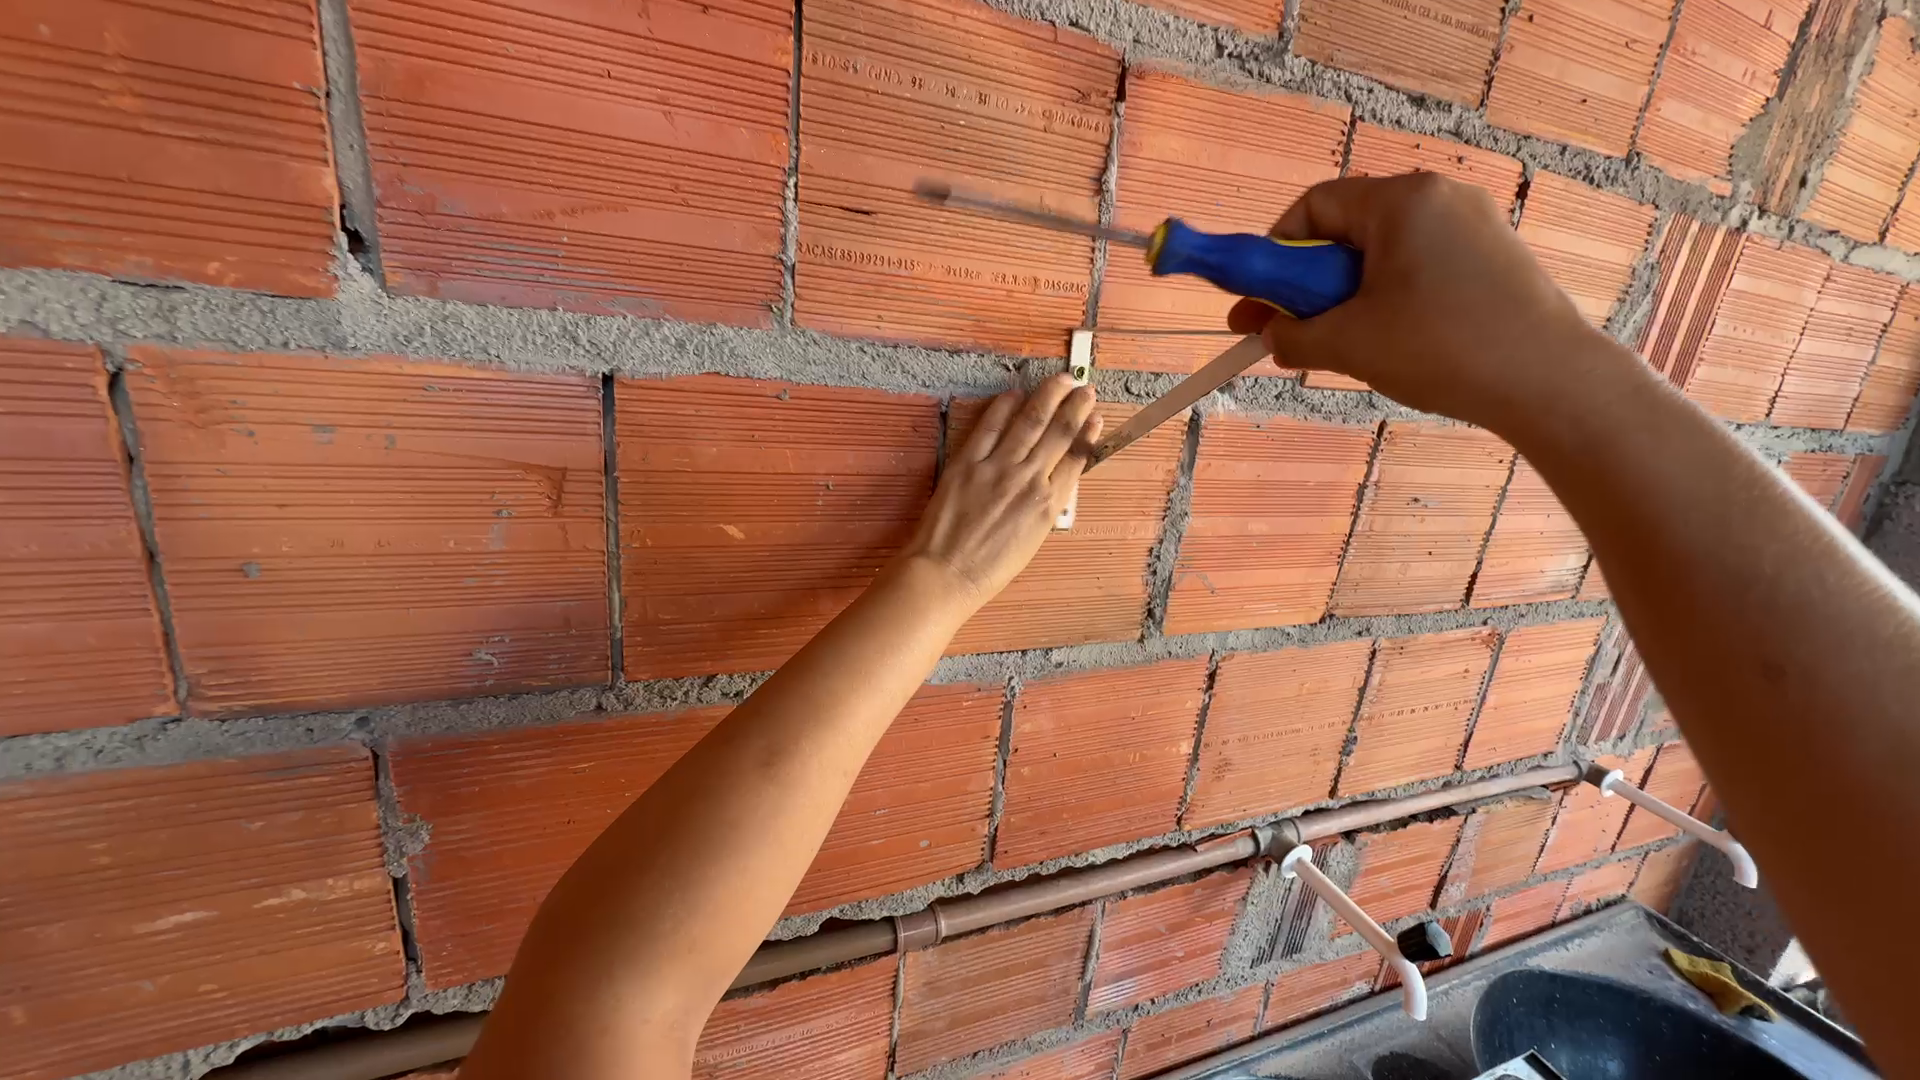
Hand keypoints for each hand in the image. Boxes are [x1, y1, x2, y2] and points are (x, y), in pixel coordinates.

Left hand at [894, 374, 1102, 607]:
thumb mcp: (1032, 540)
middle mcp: (1028, 480)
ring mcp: (997, 468)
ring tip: (1063, 380)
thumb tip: (1054, 479)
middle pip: (1059, 433)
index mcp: (1048, 505)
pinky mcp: (967, 463)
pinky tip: (1015, 395)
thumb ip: (1045, 506)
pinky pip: (989, 428)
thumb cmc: (990, 568)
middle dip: (1075, 406)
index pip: (1076, 459)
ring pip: (1030, 421)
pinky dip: (1003, 408)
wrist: (947, 574)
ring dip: (1049, 396)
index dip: (1088, 434)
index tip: (1095, 417)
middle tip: (1085, 387)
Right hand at [1227, 173, 1631, 433]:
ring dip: (1343, 296)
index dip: (1275, 252)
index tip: (1261, 299)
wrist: (1548, 380)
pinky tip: (1386, 341)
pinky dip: (1383, 299)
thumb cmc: (1438, 347)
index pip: (1312, 206)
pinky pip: (1414, 267)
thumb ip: (1290, 335)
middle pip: (1345, 229)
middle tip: (1287, 330)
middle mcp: (1438, 197)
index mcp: (1401, 200)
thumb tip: (1268, 335)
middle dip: (1307, 282)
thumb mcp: (1345, 344)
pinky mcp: (1491, 256)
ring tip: (1340, 344)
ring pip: (1379, 253)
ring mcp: (1471, 224)